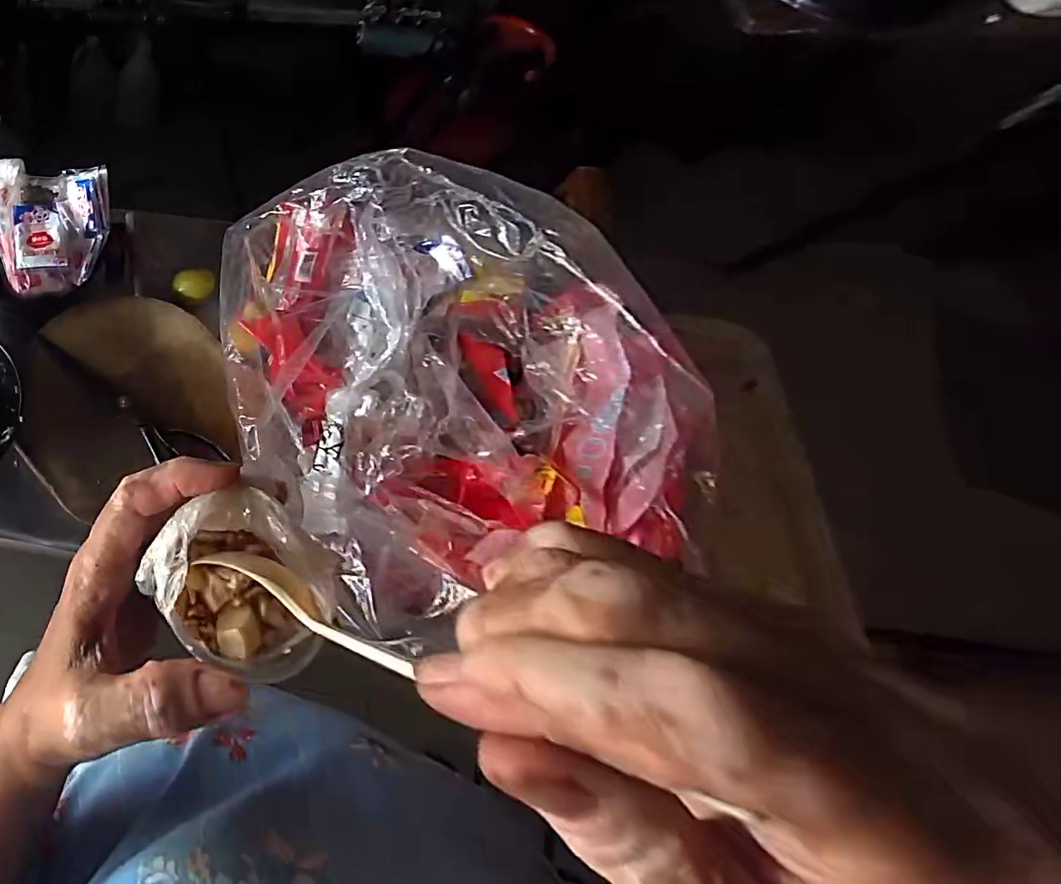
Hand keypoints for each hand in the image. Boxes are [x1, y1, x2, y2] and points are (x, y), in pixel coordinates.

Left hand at [0, 458, 250, 780]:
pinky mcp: (145, 595)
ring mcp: (128, 575)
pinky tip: (250, 562)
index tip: (231, 480)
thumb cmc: (57, 715)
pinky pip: (182, 553)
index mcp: (96, 570)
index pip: (131, 501)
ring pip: (171, 521)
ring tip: (267, 519)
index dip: (177, 479)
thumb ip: (154, 703)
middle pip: (156, 499)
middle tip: (266, 496)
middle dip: (208, 486)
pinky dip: (216, 546)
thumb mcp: (97, 715)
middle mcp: (112, 560)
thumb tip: (235, 687)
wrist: (38, 730)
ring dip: (215, 511)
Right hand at [414, 523, 1060, 883]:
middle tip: (455, 672)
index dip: (556, 685)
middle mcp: (865, 702)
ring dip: (528, 591)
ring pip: (640, 571)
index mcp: (895, 821)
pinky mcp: (772, 607)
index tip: (451, 690)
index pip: (699, 709)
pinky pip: (645, 559)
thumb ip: (622, 837)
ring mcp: (820, 637)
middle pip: (651, 615)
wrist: (962, 868)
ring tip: (477, 635)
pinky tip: (514, 587)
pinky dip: (557, 563)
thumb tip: (497, 749)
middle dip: (523, 630)